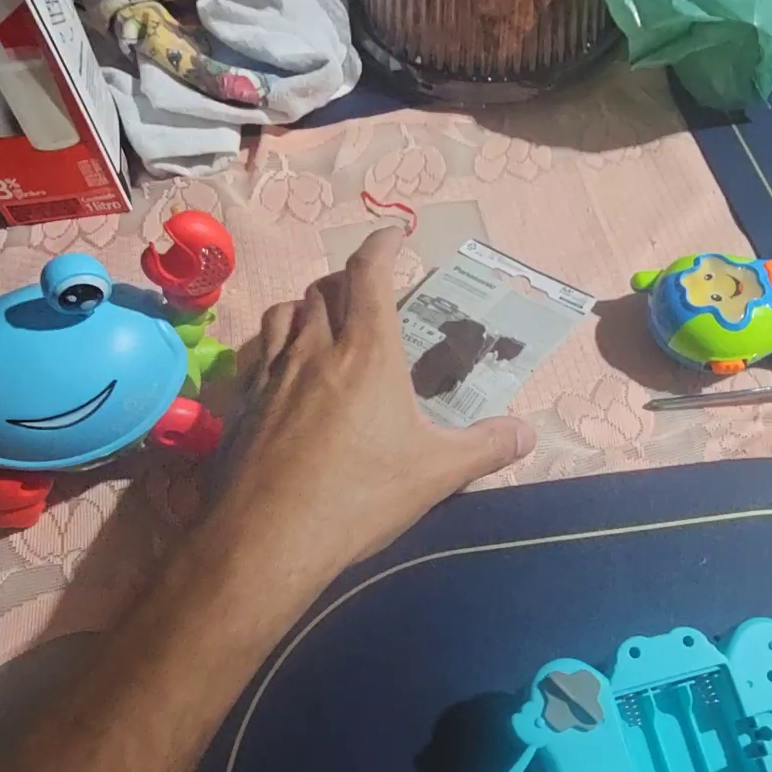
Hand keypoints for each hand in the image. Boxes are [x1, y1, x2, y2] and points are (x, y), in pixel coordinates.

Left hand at [203, 226, 534, 575]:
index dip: (383, 244)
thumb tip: (527, 435)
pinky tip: (285, 372)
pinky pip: (258, 353)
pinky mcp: (245, 404)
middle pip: (325, 289)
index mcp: (368, 353)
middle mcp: (315, 350)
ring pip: (284, 313)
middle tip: (368, 295)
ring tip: (324, 324)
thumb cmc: (360, 496)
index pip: (370, 273)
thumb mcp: (436, 474)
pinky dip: (276, 345)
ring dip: (307, 307)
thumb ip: (485, 448)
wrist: (269, 538)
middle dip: (348, 280)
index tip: (396, 234)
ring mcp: (273, 375)